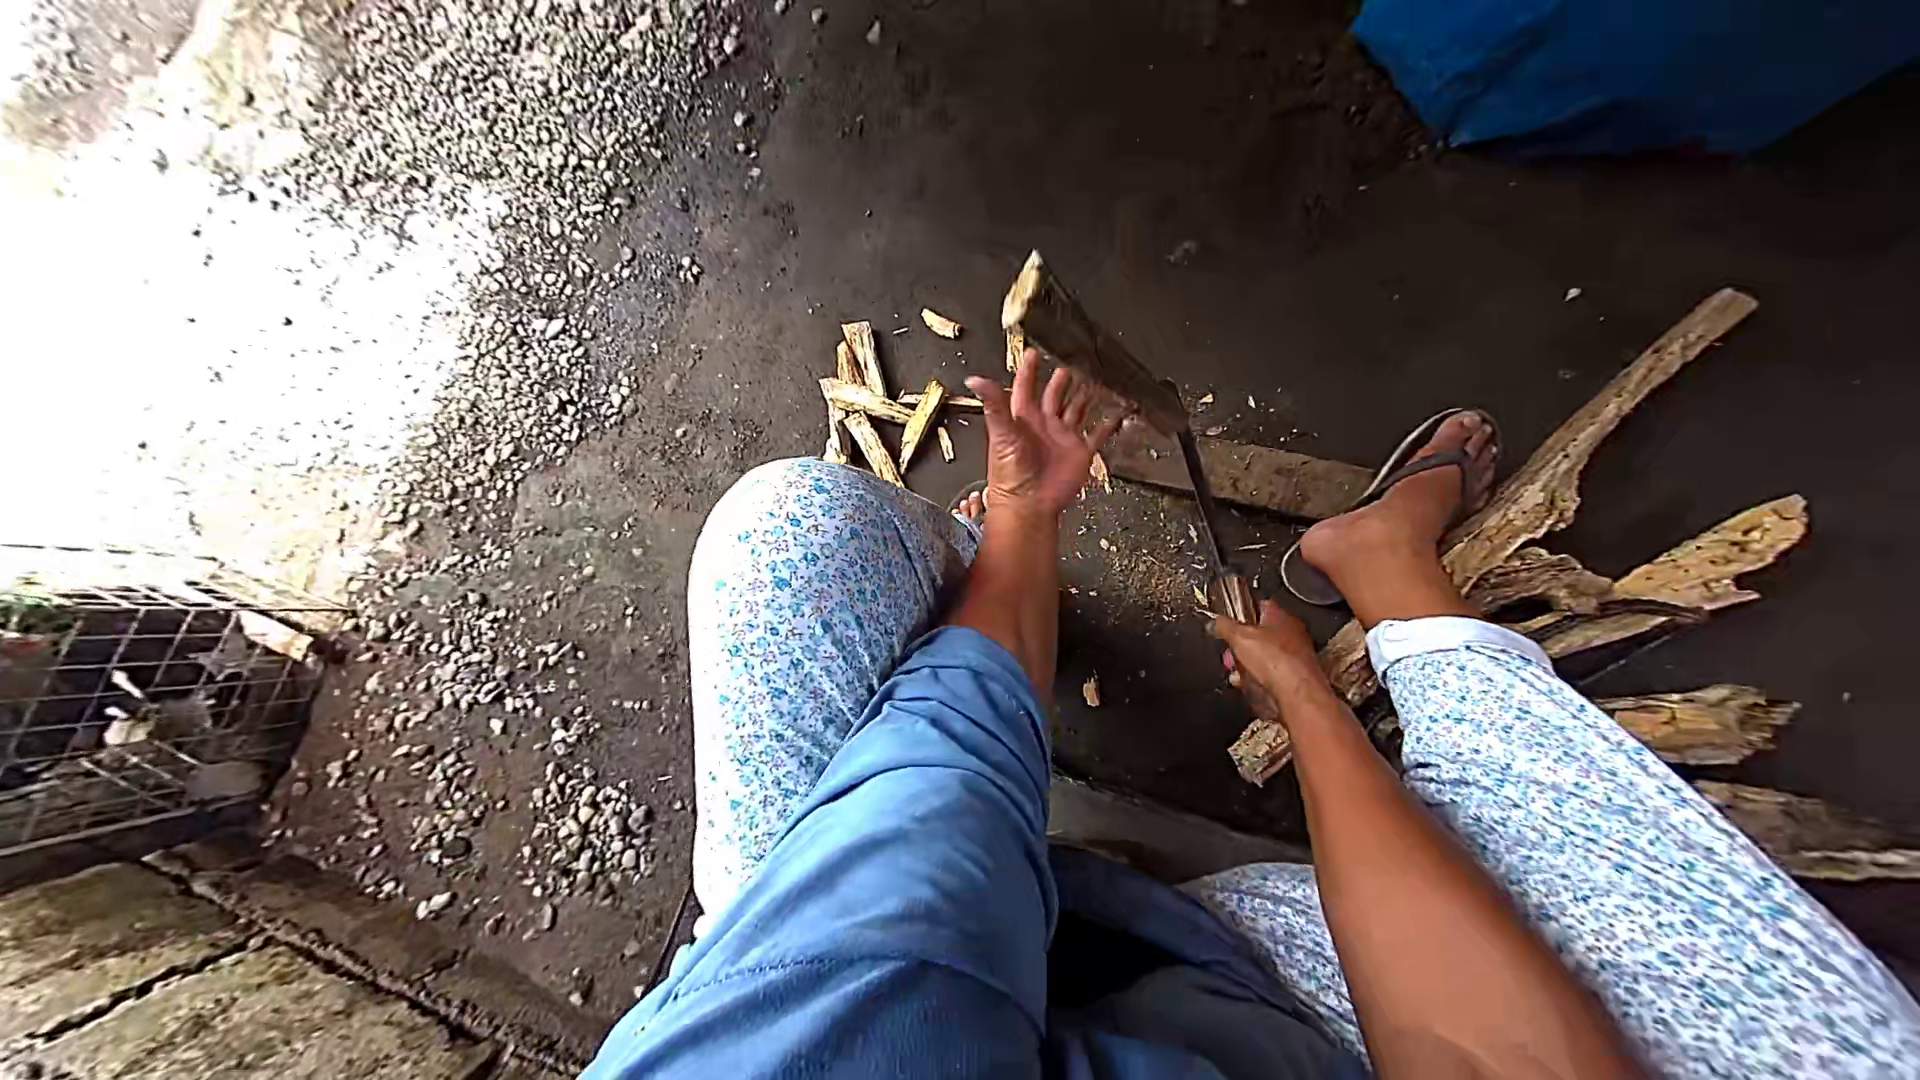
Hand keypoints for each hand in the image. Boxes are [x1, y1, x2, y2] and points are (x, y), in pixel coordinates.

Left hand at [967, 349, 1124, 519]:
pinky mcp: (1079, 453)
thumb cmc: (1010, 474)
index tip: (1033, 354)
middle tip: (1068, 366)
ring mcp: (1062, 439)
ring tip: (1092, 382)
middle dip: (1060, 381)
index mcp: (1023, 419)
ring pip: (1075, 410)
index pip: (1025, 388)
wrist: (1029, 504)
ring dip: (1083, 397)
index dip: (1029, 371)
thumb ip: (993, 404)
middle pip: (1054, 396)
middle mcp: (1043, 426)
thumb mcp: (1001, 433)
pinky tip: (1115, 414)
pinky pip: (1096, 435)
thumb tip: (975, 380)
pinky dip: (1107, 425)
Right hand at [1211, 599, 1330, 720]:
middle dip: (1242, 643)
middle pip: (1260, 633)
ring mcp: (1295, 656)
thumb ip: (1223, 626)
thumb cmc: (1277, 660)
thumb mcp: (1238, 637)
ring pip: (1264, 655)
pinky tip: (1250, 684)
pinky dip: (1258, 678)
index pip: (1260, 605)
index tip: (1230, 619)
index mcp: (1281, 616)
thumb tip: (1215, 623)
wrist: (1297, 693)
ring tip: (1238, 670)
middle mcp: (1292, 634)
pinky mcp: (1295, 677)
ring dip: (1248, 663)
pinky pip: (1270, 674)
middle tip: (1232, 649)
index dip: (1243, 611)